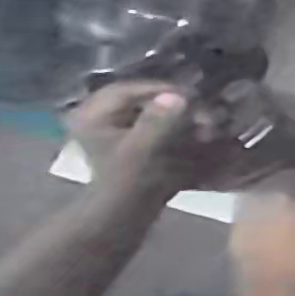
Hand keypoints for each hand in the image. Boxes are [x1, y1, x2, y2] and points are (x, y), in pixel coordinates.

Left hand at [66, 80, 213, 200]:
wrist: (127, 207)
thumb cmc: (131, 179)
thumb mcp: (145, 149)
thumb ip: (158, 122)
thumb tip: (177, 96)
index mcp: (91, 115)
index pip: (127, 89)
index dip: (161, 88)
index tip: (193, 96)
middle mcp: (99, 114)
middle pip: (142, 95)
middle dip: (175, 101)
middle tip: (202, 108)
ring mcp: (115, 124)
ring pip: (152, 105)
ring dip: (181, 112)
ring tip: (204, 122)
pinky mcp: (132, 133)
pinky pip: (157, 116)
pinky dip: (178, 120)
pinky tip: (197, 128)